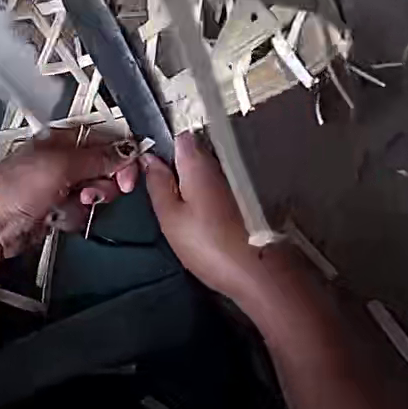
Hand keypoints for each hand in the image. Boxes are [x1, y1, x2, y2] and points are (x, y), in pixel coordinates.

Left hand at [0, 131, 141, 258]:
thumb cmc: (14, 190)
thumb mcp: (61, 166)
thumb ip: (98, 157)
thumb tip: (129, 148)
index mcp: (63, 139)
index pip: (107, 141)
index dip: (122, 158)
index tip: (128, 176)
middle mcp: (65, 159)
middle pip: (107, 169)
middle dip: (101, 185)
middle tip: (87, 194)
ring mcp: (62, 185)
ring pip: (97, 194)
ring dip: (84, 204)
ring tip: (64, 205)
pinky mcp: (59, 209)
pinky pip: (83, 212)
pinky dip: (73, 218)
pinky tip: (56, 217)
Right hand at [141, 132, 299, 305]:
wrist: (258, 273)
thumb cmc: (210, 246)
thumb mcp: (169, 216)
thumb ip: (156, 182)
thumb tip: (149, 159)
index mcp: (197, 161)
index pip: (176, 135)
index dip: (160, 147)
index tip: (149, 168)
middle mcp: (219, 162)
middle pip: (190, 152)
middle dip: (174, 167)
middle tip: (164, 197)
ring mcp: (235, 178)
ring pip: (204, 170)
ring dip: (191, 184)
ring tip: (184, 214)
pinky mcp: (245, 196)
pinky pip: (217, 186)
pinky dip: (207, 197)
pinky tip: (203, 220)